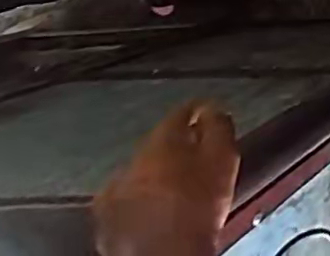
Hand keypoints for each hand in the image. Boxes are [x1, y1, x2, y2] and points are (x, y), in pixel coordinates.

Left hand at [94, 100, 239, 255]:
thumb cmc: (200, 204)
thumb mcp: (224, 156)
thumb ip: (219, 125)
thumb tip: (212, 110)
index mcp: (160, 141)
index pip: (181, 111)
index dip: (199, 109)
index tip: (209, 111)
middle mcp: (131, 162)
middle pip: (159, 140)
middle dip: (179, 142)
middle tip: (199, 150)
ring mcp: (113, 193)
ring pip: (142, 168)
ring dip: (159, 168)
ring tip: (181, 179)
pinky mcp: (105, 220)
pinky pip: (129, 193)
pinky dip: (144, 192)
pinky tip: (160, 201)